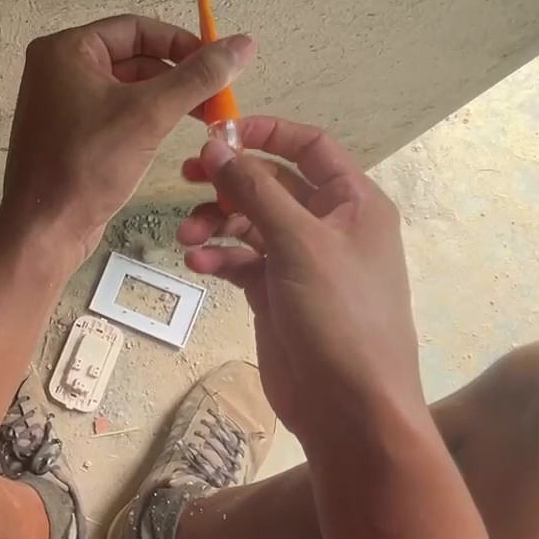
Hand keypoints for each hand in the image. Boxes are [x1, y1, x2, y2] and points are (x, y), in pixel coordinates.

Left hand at [0, 15, 253, 264]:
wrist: (45, 229)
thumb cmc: (85, 166)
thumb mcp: (149, 114)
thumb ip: (197, 77)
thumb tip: (241, 45)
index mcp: (65, 51)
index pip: (136, 29)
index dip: (181, 43)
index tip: (217, 62)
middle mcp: (57, 71)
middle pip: (132, 57)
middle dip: (177, 75)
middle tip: (217, 95)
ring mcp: (60, 104)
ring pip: (126, 88)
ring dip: (166, 99)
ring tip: (206, 116)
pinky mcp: (69, 135)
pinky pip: (114, 114)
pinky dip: (144, 120)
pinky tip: (171, 134)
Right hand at [176, 116, 430, 451]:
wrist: (348, 405)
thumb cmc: (339, 314)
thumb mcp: (299, 243)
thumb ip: (255, 191)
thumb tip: (216, 146)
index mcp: (353, 203)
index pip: (309, 147)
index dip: (265, 133)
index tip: (217, 134)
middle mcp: (328, 226)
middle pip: (271, 184)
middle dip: (229, 181)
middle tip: (185, 176)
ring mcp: (300, 261)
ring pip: (249, 223)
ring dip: (216, 223)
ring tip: (187, 236)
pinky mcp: (275, 293)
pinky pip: (241, 261)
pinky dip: (219, 257)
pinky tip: (198, 264)